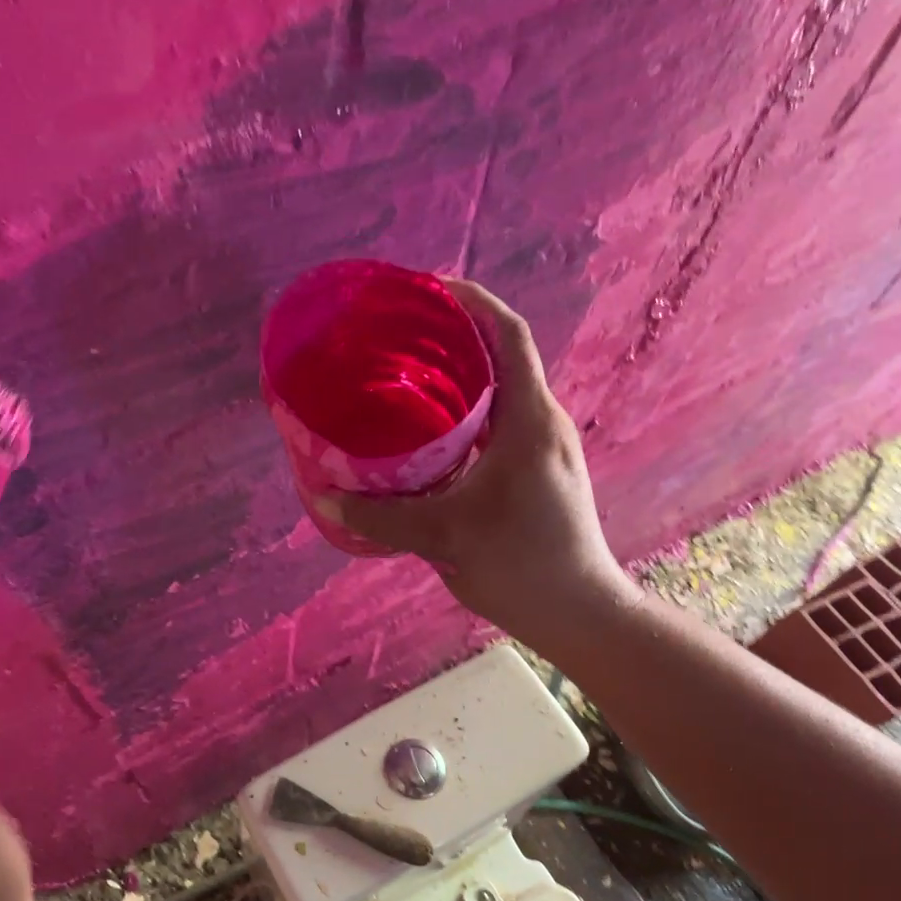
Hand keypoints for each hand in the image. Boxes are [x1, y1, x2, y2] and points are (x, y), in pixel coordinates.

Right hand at [315, 278, 640, 656]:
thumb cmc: (518, 563)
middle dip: (457, 334)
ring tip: (409, 375)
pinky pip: (503, 420)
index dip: (473, 302)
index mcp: (530, 420)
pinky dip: (469, 410)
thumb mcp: (441, 536)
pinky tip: (432, 433)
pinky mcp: (542, 470)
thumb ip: (378, 516)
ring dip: (464, 373)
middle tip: (402, 334)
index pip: (509, 335)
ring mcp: (548, 447)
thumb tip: (323, 494)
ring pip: (504, 390)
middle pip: (504, 356)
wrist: (578, 611)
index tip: (428, 289)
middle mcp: (545, 423)